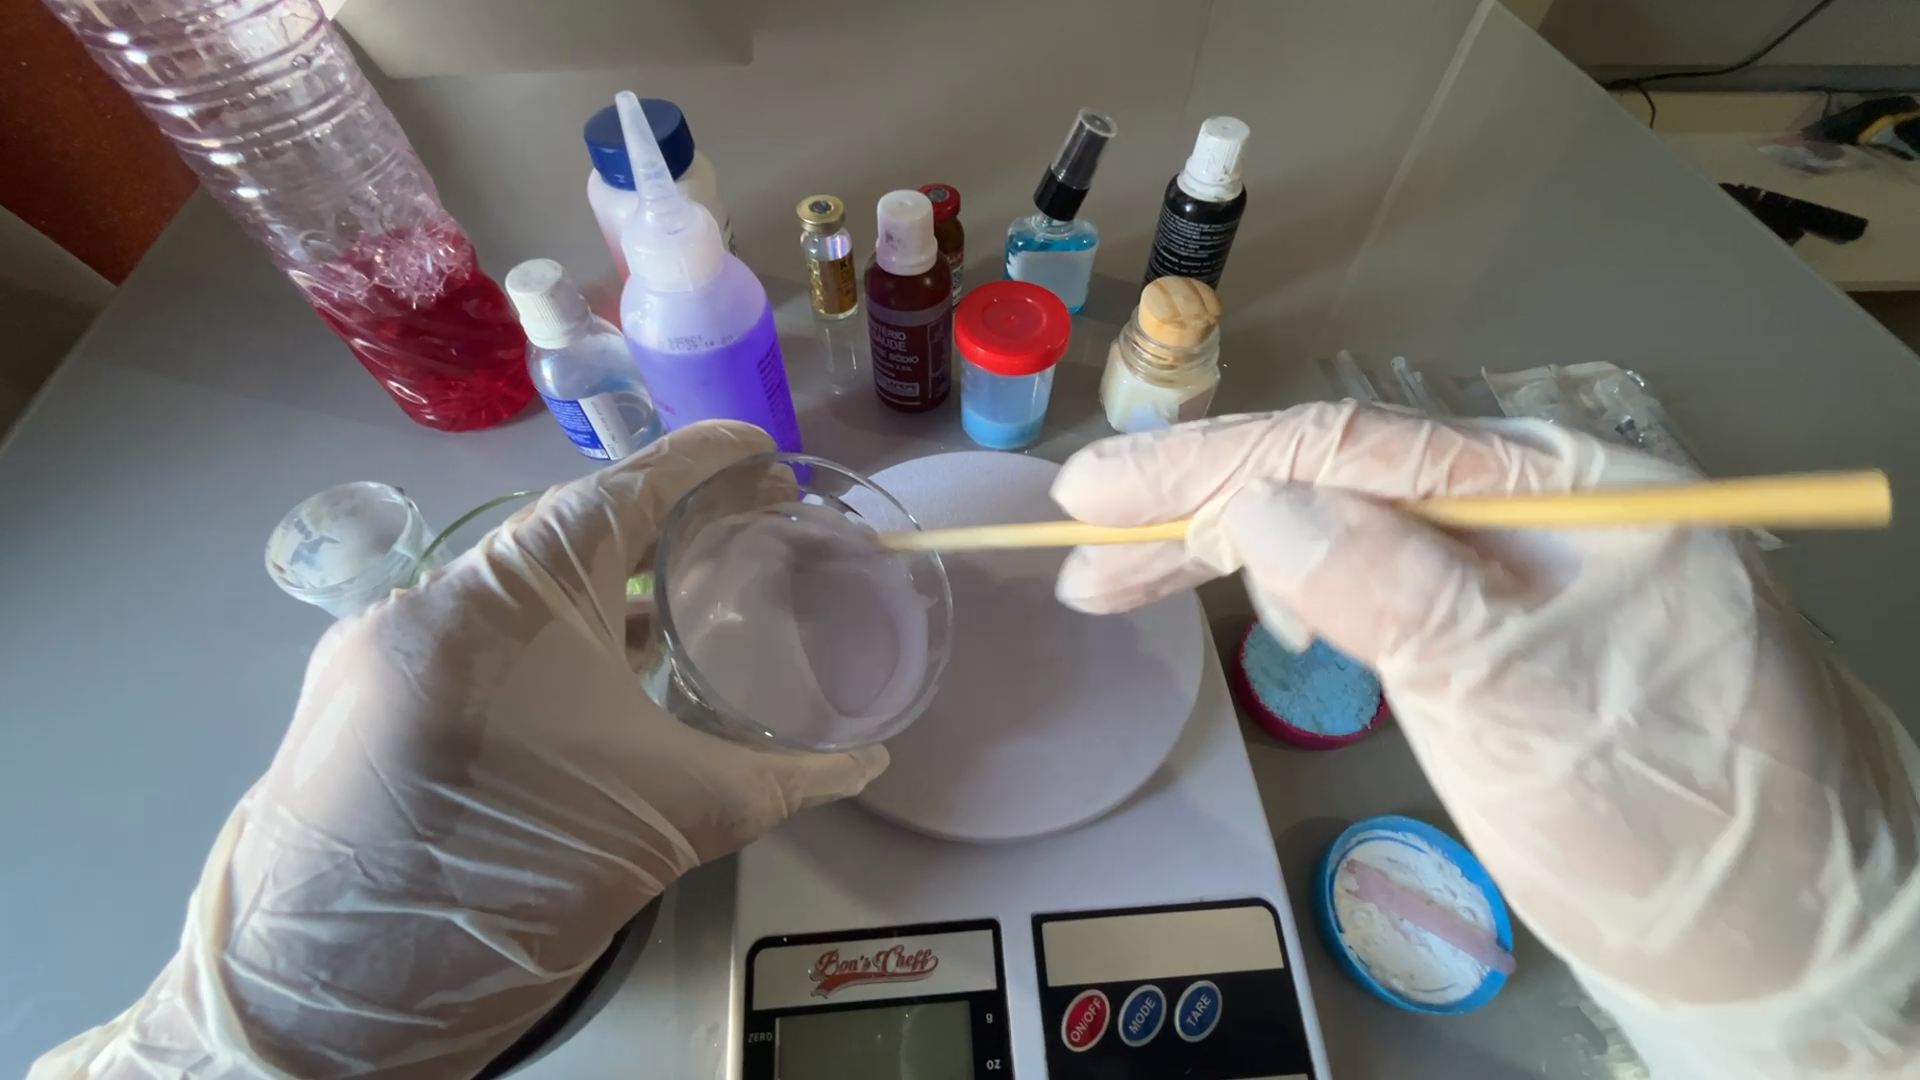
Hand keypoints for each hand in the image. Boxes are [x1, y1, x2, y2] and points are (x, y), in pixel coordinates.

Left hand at [34, 421, 886, 1079]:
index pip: (619, 495)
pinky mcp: (373, 683)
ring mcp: (394, 640)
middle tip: (753, 501)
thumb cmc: (519, 888)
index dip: (697, 458)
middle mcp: (440, 602)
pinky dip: (570, 613)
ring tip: (699, 564)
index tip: (758, 445)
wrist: (332, 1016)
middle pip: (577, 521)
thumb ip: (784, 778)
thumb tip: (866, 764)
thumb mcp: (673, 821)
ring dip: (619, 560)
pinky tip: (621, 643)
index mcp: (508, 610)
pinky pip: (493, 615)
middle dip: (673, 504)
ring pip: (530, 568)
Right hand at [1053, 402, 1919, 1076]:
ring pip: (1308, 523)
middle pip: (1311, 479)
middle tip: (1079, 532)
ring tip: (1110, 581)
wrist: (1758, 935)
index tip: (1093, 490)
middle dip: (1184, 507)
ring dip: (1204, 550)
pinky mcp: (1445, 607)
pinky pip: (1330, 571)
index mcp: (1548, 484)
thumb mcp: (1522, 698)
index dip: (1205, 466)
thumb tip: (1256, 507)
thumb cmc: (1660, 820)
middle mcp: (1503, 497)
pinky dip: (1259, 584)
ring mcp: (1471, 553)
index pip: (1342, 449)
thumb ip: (1391, 587)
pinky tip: (1222, 596)